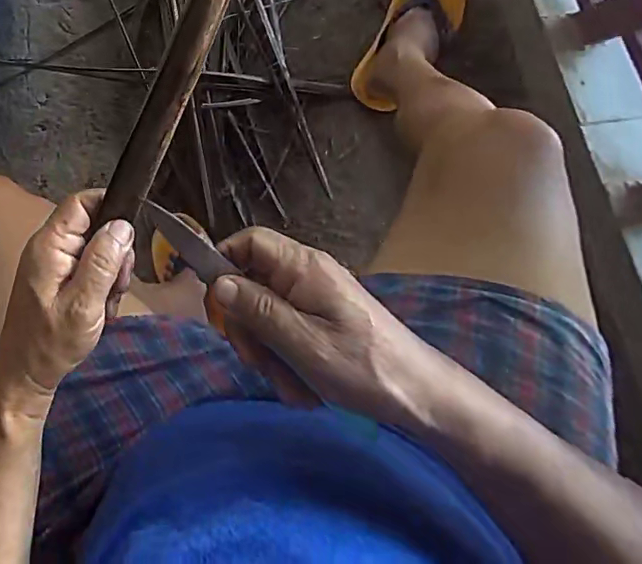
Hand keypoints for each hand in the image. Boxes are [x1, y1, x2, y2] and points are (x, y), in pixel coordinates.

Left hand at [0, 190, 135, 412]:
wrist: (25, 376)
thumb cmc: (49, 345)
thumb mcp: (84, 305)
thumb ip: (103, 262)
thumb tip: (122, 225)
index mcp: (49, 245)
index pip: (81, 202)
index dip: (108, 206)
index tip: (130, 233)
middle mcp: (48, 246)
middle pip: (93, 224)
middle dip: (114, 250)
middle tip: (118, 284)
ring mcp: (52, 261)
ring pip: (95, 246)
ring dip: (110, 270)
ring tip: (107, 301)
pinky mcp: (57, 276)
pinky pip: (88, 265)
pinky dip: (100, 282)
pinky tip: (100, 306)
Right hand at [209, 227, 444, 424]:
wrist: (425, 399)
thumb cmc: (365, 367)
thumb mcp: (303, 343)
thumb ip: (258, 310)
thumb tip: (218, 282)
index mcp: (302, 266)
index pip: (249, 241)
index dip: (224, 263)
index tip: (216, 305)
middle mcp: (306, 274)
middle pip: (251, 283)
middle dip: (249, 327)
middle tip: (257, 363)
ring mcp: (315, 298)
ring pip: (266, 315)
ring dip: (270, 353)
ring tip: (292, 386)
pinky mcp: (324, 322)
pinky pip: (287, 333)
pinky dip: (288, 361)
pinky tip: (305, 388)